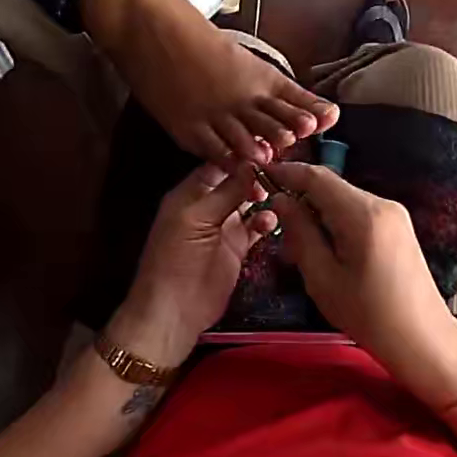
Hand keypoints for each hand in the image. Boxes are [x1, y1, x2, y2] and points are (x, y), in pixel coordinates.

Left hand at [115, 163, 279, 365]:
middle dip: (257, 176)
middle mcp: (207, 207)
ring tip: (281, 194)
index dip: (241, 157)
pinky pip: (256, 228)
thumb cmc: (176, 258)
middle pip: (236, 183)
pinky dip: (266, 222)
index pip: (218, 165)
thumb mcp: (197, 219)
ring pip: (249, 204)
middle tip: (282, 169)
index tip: (268, 147)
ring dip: (264, 198)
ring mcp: (223, 228)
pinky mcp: (237, 249)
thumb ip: (225, 192)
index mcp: (189, 194)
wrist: (174, 309)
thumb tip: (251, 163)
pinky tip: (272, 221)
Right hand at [266, 162, 456, 406]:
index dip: (285, 172)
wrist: (423, 340)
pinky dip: (333, 220)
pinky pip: (356, 211)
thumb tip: (281, 200)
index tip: (259, 175)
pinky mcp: (396, 226)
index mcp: (362, 214)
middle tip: (276, 223)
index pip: (317, 177)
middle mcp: (381, 204)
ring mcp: (393, 213)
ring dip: (315, 211)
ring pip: (342, 198)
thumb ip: (299, 232)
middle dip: (299, 197)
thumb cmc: (369, 314)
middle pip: (330, 186)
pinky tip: (324, 248)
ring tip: (298, 244)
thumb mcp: (322, 277)